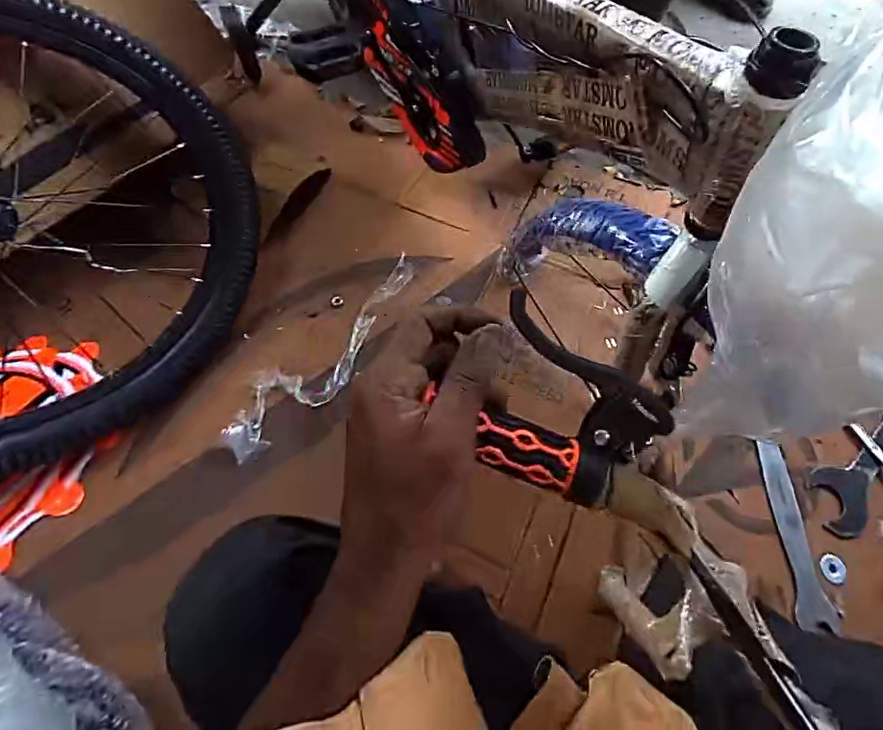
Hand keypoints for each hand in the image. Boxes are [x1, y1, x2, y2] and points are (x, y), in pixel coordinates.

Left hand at [340, 306, 501, 570]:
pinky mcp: (392, 434)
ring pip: (432, 378)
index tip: (501, 331)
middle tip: (503, 387)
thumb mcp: (452, 434)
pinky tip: (480, 431)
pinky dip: (454, 409)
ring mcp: (383, 412)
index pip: (422, 323)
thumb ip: (470, 377)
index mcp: (384, 380)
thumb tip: (492, 332)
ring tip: (498, 414)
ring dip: (467, 387)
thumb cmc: (419, 501)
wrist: (384, 563)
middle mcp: (378, 387)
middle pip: (429, 350)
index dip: (462, 318)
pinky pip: (427, 404)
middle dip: (470, 360)